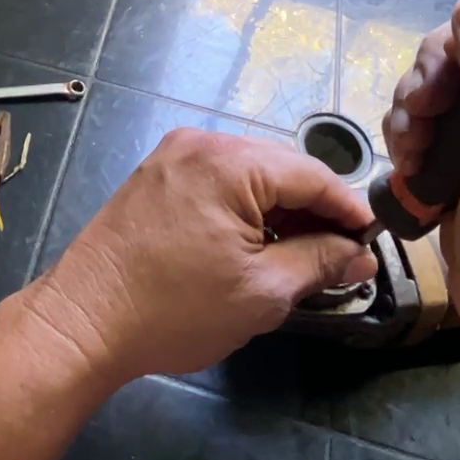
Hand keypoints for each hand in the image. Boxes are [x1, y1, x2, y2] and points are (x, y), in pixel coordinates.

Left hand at [33, 130, 375, 383]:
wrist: (85, 318)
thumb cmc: (175, 309)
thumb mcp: (261, 292)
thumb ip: (318, 262)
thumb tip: (359, 254)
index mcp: (228, 161)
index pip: (310, 173)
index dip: (347, 207)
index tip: (374, 239)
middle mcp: (200, 142)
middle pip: (278, 166)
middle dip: (313, 207)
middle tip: (341, 253)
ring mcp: (173, 154)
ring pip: (247, 171)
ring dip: (278, 207)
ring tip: (301, 252)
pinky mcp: (156, 172)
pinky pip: (216, 177)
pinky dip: (243, 204)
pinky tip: (255, 239)